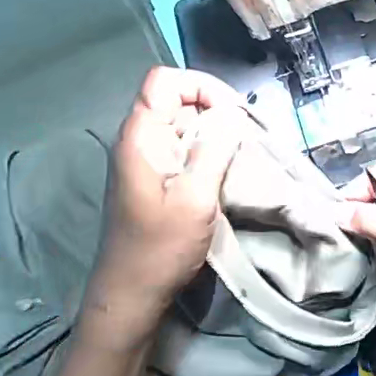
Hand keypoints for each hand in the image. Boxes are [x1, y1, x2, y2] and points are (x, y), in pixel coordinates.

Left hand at [87, 67, 244, 331]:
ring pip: (181, 127)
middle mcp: (137, 141)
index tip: (233, 114)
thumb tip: (230, 114)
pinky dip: (204, 154)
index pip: (165, 81)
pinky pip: (180, 151)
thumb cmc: (161, 247)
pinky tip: (223, 175)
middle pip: (175, 101)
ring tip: (238, 157)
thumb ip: (214, 149)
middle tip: (244, 139)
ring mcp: (143, 162)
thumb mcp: (196, 197)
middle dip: (213, 111)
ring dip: (212, 134)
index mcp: (140, 137)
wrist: (131, 293)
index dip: (201, 86)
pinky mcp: (152, 181)